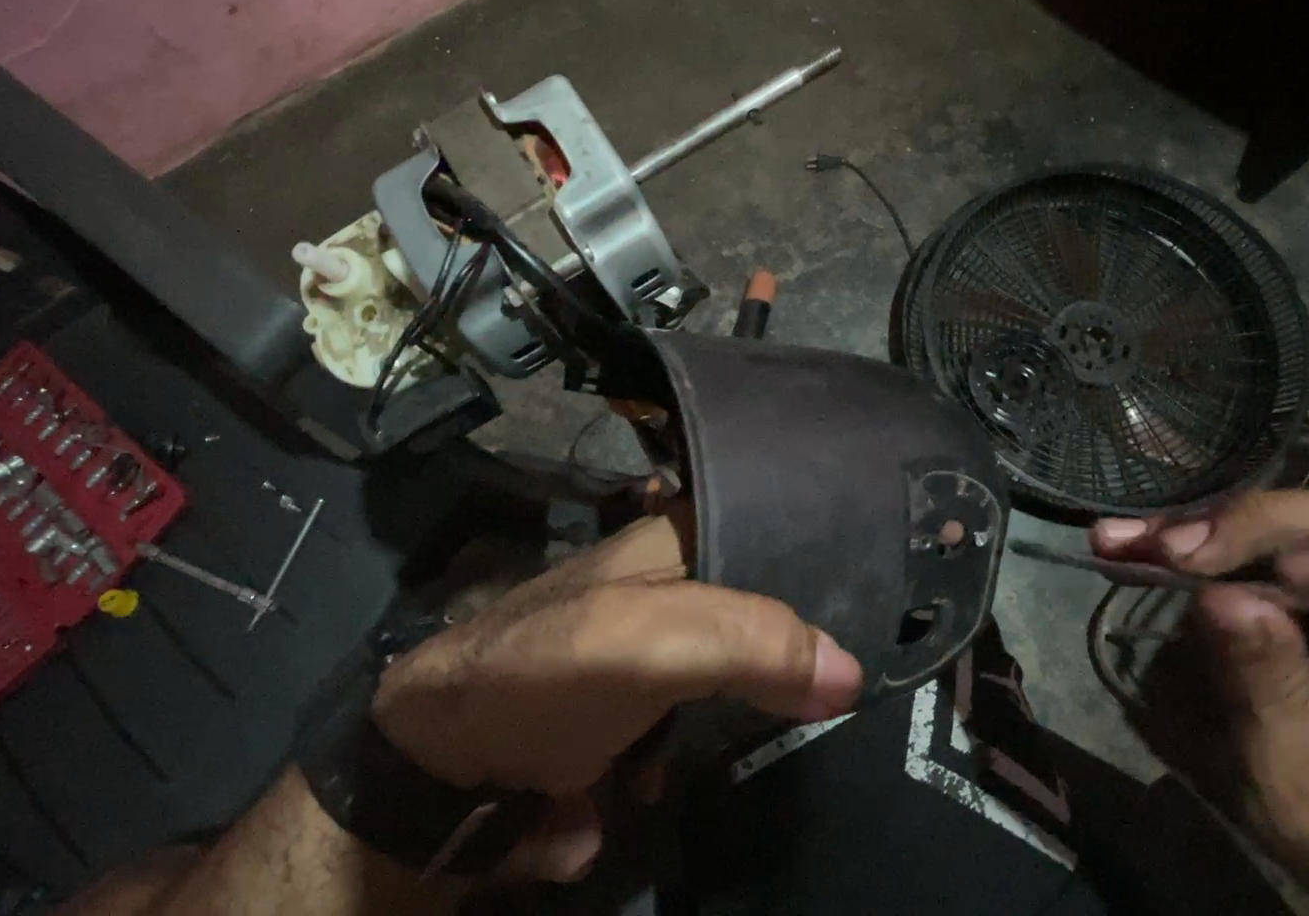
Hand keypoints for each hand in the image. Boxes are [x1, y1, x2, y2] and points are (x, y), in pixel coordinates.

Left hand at [370, 515, 862, 877]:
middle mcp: (669, 578)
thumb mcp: (646, 643)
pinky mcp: (633, 696)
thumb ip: (748, 643)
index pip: (780, 536)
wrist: (438, 760)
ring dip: (752, 711)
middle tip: (830, 701)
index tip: (869, 631)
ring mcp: (649, 640)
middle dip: (794, 658)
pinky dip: (700, 745)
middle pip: (763, 609)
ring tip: (763, 742)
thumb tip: (851, 672)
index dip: (828, 577)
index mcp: (677, 537)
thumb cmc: (542, 675)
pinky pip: (698, 714)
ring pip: (739, 665)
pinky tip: (671, 772)